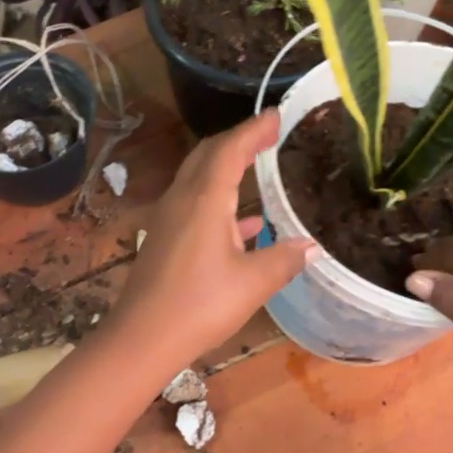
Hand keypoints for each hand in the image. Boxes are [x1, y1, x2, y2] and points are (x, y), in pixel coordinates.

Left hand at [108, 112, 313, 362]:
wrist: (142, 337)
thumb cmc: (200, 305)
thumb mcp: (252, 283)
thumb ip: (283, 259)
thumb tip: (310, 246)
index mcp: (205, 199)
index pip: (230, 149)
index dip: (254, 129)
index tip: (277, 115)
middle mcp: (183, 199)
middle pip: (209, 155)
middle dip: (238, 140)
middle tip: (268, 133)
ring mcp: (170, 218)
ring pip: (199, 178)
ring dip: (227, 166)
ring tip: (258, 164)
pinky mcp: (166, 238)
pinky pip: (196, 204)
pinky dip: (221, 200)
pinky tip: (247, 223)